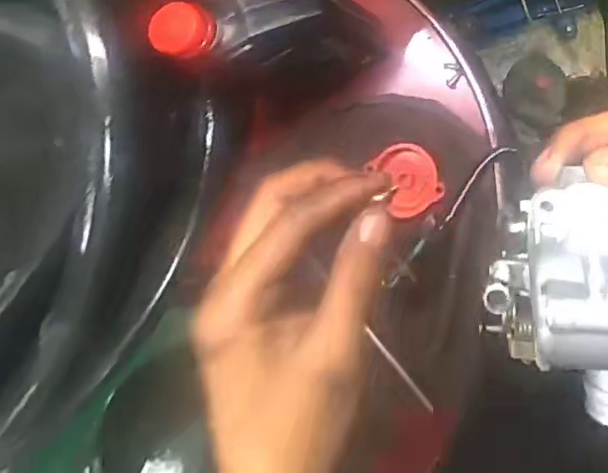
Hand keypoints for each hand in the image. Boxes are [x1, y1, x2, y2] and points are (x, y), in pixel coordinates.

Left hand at [193, 161, 394, 472]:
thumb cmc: (301, 427)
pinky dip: (313, 226)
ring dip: (318, 198)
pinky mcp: (246, 302)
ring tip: (364, 192)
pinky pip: (278, 245)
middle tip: (370, 180)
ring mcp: (231, 292)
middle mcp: (223, 283)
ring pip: (270, 218)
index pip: (289, 221)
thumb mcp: (335, 352)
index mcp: (234, 297)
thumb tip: (381, 211)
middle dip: (321, 182)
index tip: (385, 183)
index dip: (340, 193)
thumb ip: (356, 276)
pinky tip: (344, 223)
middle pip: (268, 204)